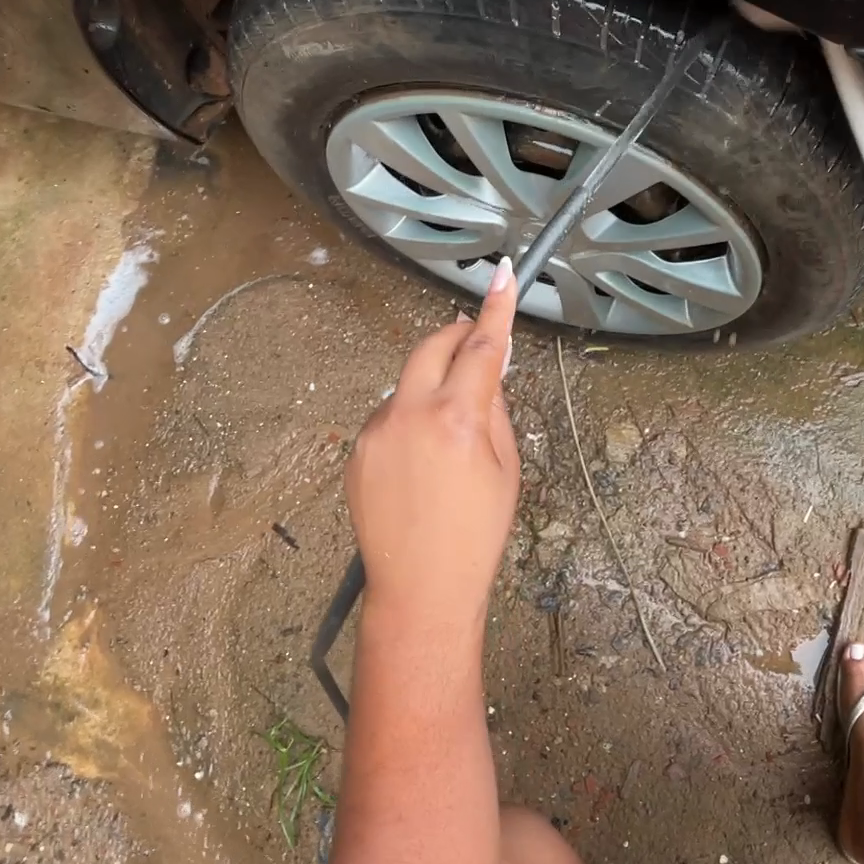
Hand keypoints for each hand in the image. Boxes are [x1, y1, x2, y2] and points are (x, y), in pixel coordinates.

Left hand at [344, 261, 520, 623]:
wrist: (421, 588)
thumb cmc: (476, 536)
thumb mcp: (506, 471)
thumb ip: (496, 411)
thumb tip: (489, 372)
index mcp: (458, 420)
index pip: (483, 348)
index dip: (497, 309)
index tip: (503, 275)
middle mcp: (410, 415)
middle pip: (432, 346)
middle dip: (456, 334)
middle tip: (476, 339)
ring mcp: (376, 431)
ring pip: (409, 383)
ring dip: (432, 385)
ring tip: (451, 435)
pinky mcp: (357, 450)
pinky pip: (389, 416)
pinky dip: (410, 418)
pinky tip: (422, 461)